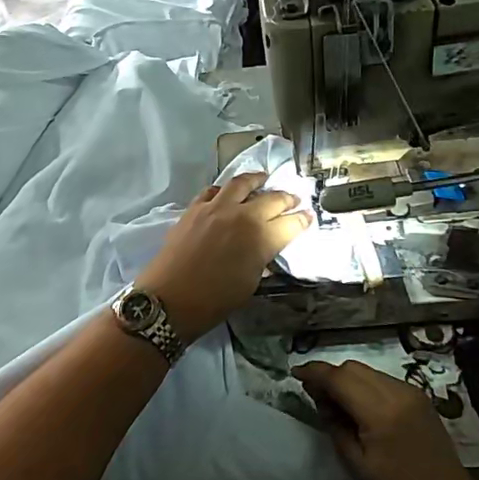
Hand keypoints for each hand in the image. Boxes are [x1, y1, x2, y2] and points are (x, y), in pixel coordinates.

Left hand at [135, 173, 309, 339]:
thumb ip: (261, 259)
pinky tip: (227, 194)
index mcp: (261, 238)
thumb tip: (265, 248)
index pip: (291, 224)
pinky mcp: (194, 209)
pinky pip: (213, 191)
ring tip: (264, 179)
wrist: (169, 301)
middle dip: (287, 199)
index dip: (303, 220)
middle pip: (272, 199)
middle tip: (294, 200)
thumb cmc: (214, 300)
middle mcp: (242, 215)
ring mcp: (216, 208)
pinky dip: (225, 190)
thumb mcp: (250, 283)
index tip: (308, 217)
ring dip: (257, 180)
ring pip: (242, 183)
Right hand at [293, 360, 478, 479]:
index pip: (340, 378)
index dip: (315, 372)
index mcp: (380, 411)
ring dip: (348, 379)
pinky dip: (365, 385)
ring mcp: (411, 390)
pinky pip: (383, 379)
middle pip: (353, 367)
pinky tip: (360, 405)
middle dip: (330, 375)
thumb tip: (321, 397)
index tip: (295, 373)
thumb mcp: (356, 462)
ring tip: (337, 402)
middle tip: (315, 395)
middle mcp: (397, 391)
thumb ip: (335, 424)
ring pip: (368, 371)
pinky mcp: (419, 394)